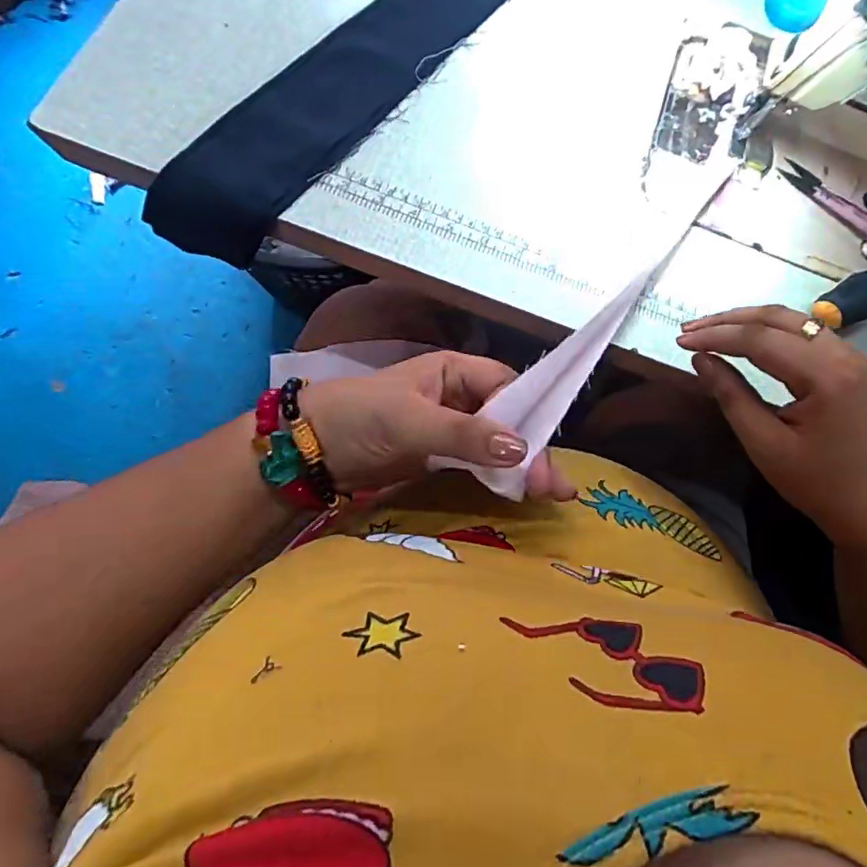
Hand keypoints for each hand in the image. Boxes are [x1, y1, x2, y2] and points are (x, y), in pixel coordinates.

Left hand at [295, 351, 576, 499]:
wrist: (310, 449)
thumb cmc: (360, 418)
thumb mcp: (413, 422)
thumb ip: (466, 435)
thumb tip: (521, 448)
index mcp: (456, 372)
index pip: (509, 388)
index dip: (529, 416)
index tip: (541, 451)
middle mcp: (461, 396)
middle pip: (509, 419)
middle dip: (533, 449)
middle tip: (555, 485)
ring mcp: (452, 428)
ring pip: (498, 444)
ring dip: (523, 467)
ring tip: (553, 494)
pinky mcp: (441, 456)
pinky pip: (480, 464)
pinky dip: (500, 478)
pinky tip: (521, 494)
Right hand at [677, 305, 866, 547]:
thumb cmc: (819, 486)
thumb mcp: (765, 445)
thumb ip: (732, 396)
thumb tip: (700, 359)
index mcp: (827, 376)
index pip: (761, 339)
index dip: (717, 336)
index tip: (681, 342)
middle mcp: (845, 355)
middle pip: (779, 318)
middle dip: (730, 320)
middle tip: (689, 330)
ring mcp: (854, 358)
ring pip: (794, 322)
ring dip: (751, 322)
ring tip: (711, 331)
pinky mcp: (854, 367)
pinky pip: (808, 336)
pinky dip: (773, 333)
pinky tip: (748, 341)